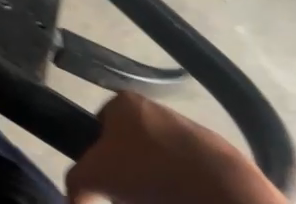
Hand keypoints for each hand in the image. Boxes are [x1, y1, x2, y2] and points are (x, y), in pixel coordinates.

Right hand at [66, 92, 285, 203]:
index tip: (102, 185)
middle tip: (126, 201)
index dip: (96, 158)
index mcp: (126, 103)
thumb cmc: (146, 172)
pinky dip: (179, 197)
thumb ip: (75, 185)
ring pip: (159, 167)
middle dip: (125, 179)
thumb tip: (78, 197)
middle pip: (130, 149)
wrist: (220, 193)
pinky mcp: (216, 162)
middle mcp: (157, 109)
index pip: (99, 125)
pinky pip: (186, 182)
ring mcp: (190, 134)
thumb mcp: (92, 177)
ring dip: (152, 190)